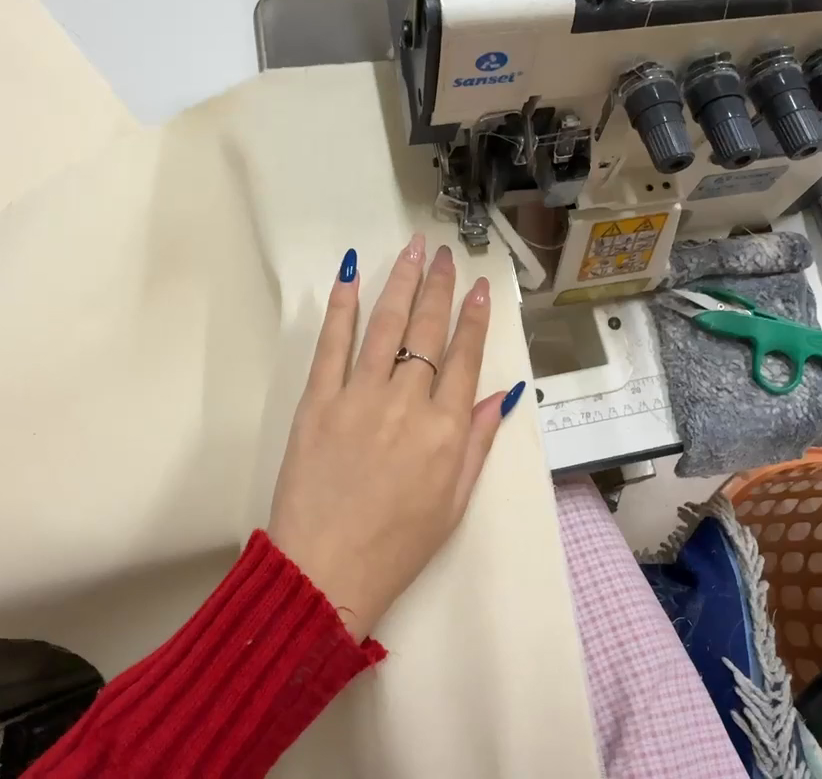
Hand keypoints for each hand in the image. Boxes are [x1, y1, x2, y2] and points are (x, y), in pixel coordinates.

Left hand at [266, 234, 524, 640]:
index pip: (465, 356)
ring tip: (413, 249)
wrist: (324, 572)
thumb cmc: (397, 546)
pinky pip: (332, 344)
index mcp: (446, 430)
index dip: (474, 316)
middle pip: (427, 330)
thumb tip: (502, 393)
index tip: (478, 285)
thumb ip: (478, 443)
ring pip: (386, 325)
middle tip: (445, 254)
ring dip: (402, 281)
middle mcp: (407, 403)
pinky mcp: (318, 402)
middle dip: (440, 286)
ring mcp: (359, 398)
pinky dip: (343, 307)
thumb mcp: (455, 502)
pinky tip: (351, 275)